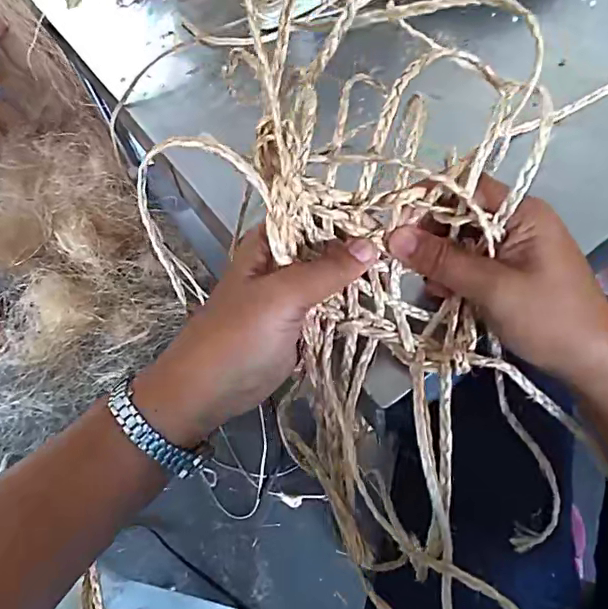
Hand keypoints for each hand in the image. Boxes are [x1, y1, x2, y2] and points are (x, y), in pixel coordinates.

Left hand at [131, 225, 378, 447]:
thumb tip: (372, 245)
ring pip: (332, 277)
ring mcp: (292, 294)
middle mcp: (282, 261)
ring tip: (397, 274)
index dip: (347, 216)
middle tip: (401, 252)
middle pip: (327, 247)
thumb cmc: (237, 336)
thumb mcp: (283, 296)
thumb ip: (327, 270)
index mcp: (269, 242)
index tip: (386, 223)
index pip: (313, 215)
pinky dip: (351, 305)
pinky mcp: (300, 323)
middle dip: (358, 250)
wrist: (206, 393)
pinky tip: (380, 301)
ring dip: (358, 279)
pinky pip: (331, 306)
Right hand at [387, 175, 607, 380]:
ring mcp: (516, 248)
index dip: (429, 197)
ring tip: (429, 285)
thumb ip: (443, 260)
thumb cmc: (550, 319)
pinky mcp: (512, 272)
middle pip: (462, 212)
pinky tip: (444, 294)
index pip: (467, 185)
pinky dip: (456, 275)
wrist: (596, 364)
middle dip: (431, 233)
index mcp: (523, 211)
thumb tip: (392, 236)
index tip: (397, 222)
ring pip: (464, 240)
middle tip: (406, 261)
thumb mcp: (492, 288)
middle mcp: (519, 221)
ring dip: (441, 259)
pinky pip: (474, 262)